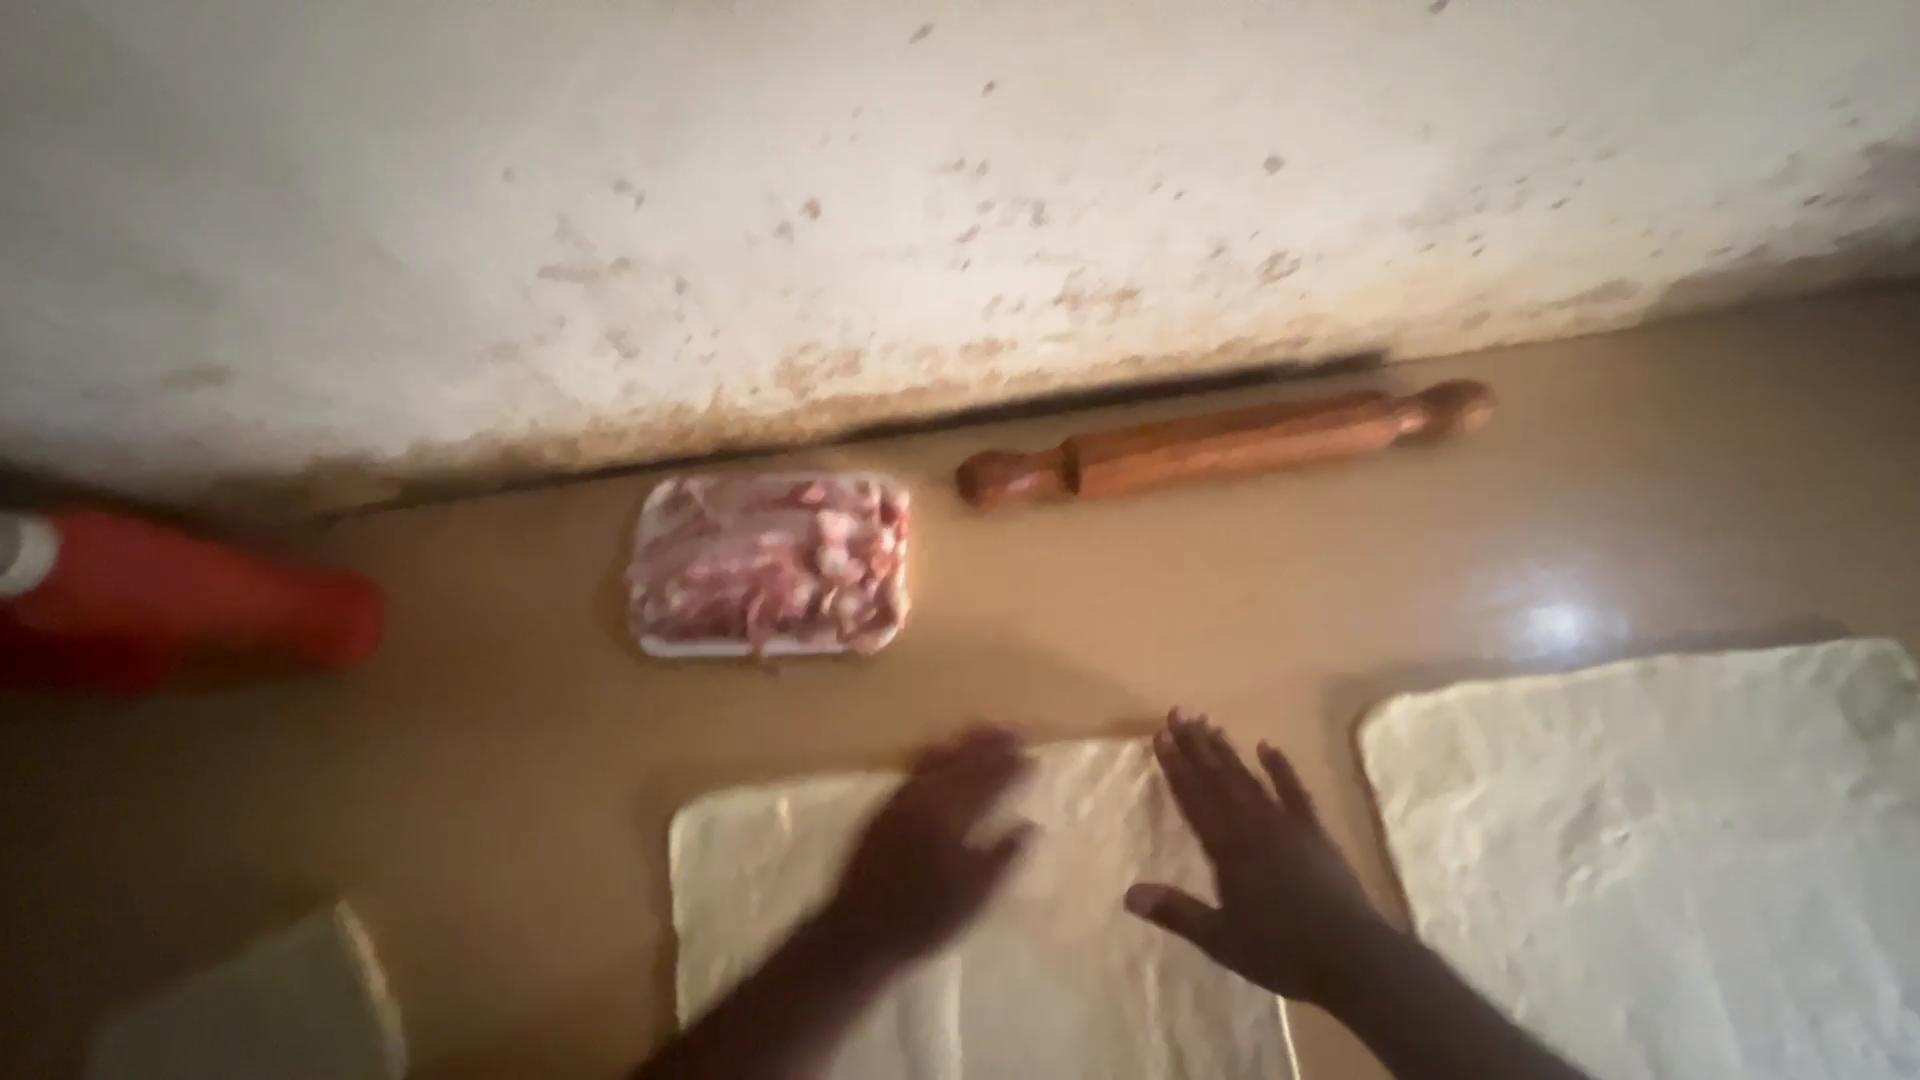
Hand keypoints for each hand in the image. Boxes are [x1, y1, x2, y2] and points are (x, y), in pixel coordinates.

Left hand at [818, 725, 1036, 966]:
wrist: (860, 932)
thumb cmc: (924, 921)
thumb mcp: (974, 898)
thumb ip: (1003, 858)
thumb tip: (1031, 826)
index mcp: (953, 818)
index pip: (989, 784)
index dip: (1012, 769)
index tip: (1032, 756)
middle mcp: (927, 799)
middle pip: (964, 763)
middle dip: (991, 745)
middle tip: (1014, 730)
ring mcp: (902, 799)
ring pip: (938, 758)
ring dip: (963, 742)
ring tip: (983, 729)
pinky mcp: (884, 807)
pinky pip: (915, 768)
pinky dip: (934, 753)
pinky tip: (940, 749)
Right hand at [1125, 710, 1385, 1004]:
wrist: (1355, 957)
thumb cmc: (1281, 951)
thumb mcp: (1221, 939)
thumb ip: (1176, 912)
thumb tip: (1128, 894)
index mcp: (1227, 848)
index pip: (1193, 798)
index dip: (1175, 766)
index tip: (1161, 735)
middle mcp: (1253, 826)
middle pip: (1218, 778)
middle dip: (1196, 745)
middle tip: (1179, 712)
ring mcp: (1286, 824)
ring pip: (1249, 778)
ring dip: (1227, 750)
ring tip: (1208, 722)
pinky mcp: (1314, 832)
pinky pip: (1295, 792)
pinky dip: (1281, 768)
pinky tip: (1268, 746)